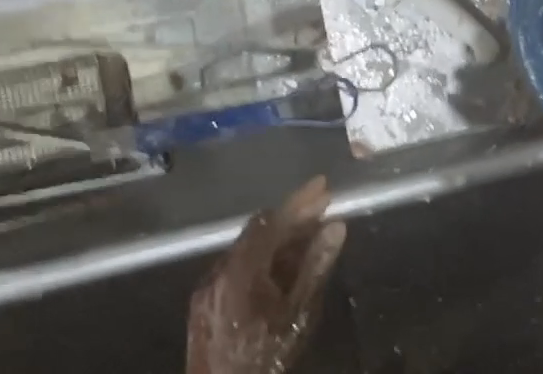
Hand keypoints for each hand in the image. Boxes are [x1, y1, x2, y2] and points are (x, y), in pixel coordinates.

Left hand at [186, 177, 345, 373]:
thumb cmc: (264, 355)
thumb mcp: (297, 313)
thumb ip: (315, 266)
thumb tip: (337, 226)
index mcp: (241, 270)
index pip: (272, 221)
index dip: (299, 202)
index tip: (325, 187)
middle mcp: (219, 270)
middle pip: (260, 231)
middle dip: (293, 218)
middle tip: (325, 208)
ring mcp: (209, 286)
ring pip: (249, 248)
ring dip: (280, 237)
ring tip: (312, 234)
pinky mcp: (206, 301)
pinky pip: (239, 265)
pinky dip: (265, 256)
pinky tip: (286, 263)